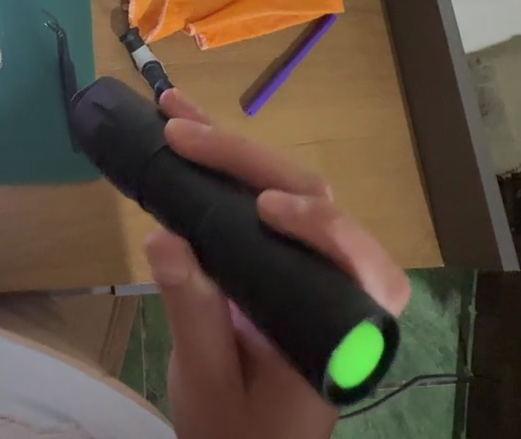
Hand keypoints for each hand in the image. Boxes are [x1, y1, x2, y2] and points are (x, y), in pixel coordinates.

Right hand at [144, 88, 411, 438]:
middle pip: (310, 199)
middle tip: (182, 136)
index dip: (319, 226)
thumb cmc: (236, 432)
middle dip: (245, 160)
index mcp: (342, 326)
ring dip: (228, 145)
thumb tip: (163, 237)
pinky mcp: (270, 245)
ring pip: (281, 182)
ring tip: (174, 113)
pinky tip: (183, 123)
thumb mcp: (210, 381)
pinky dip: (217, 158)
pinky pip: (250, 191)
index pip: (357, 261)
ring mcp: (300, 256)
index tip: (264, 211)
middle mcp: (331, 280)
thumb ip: (195, 313)